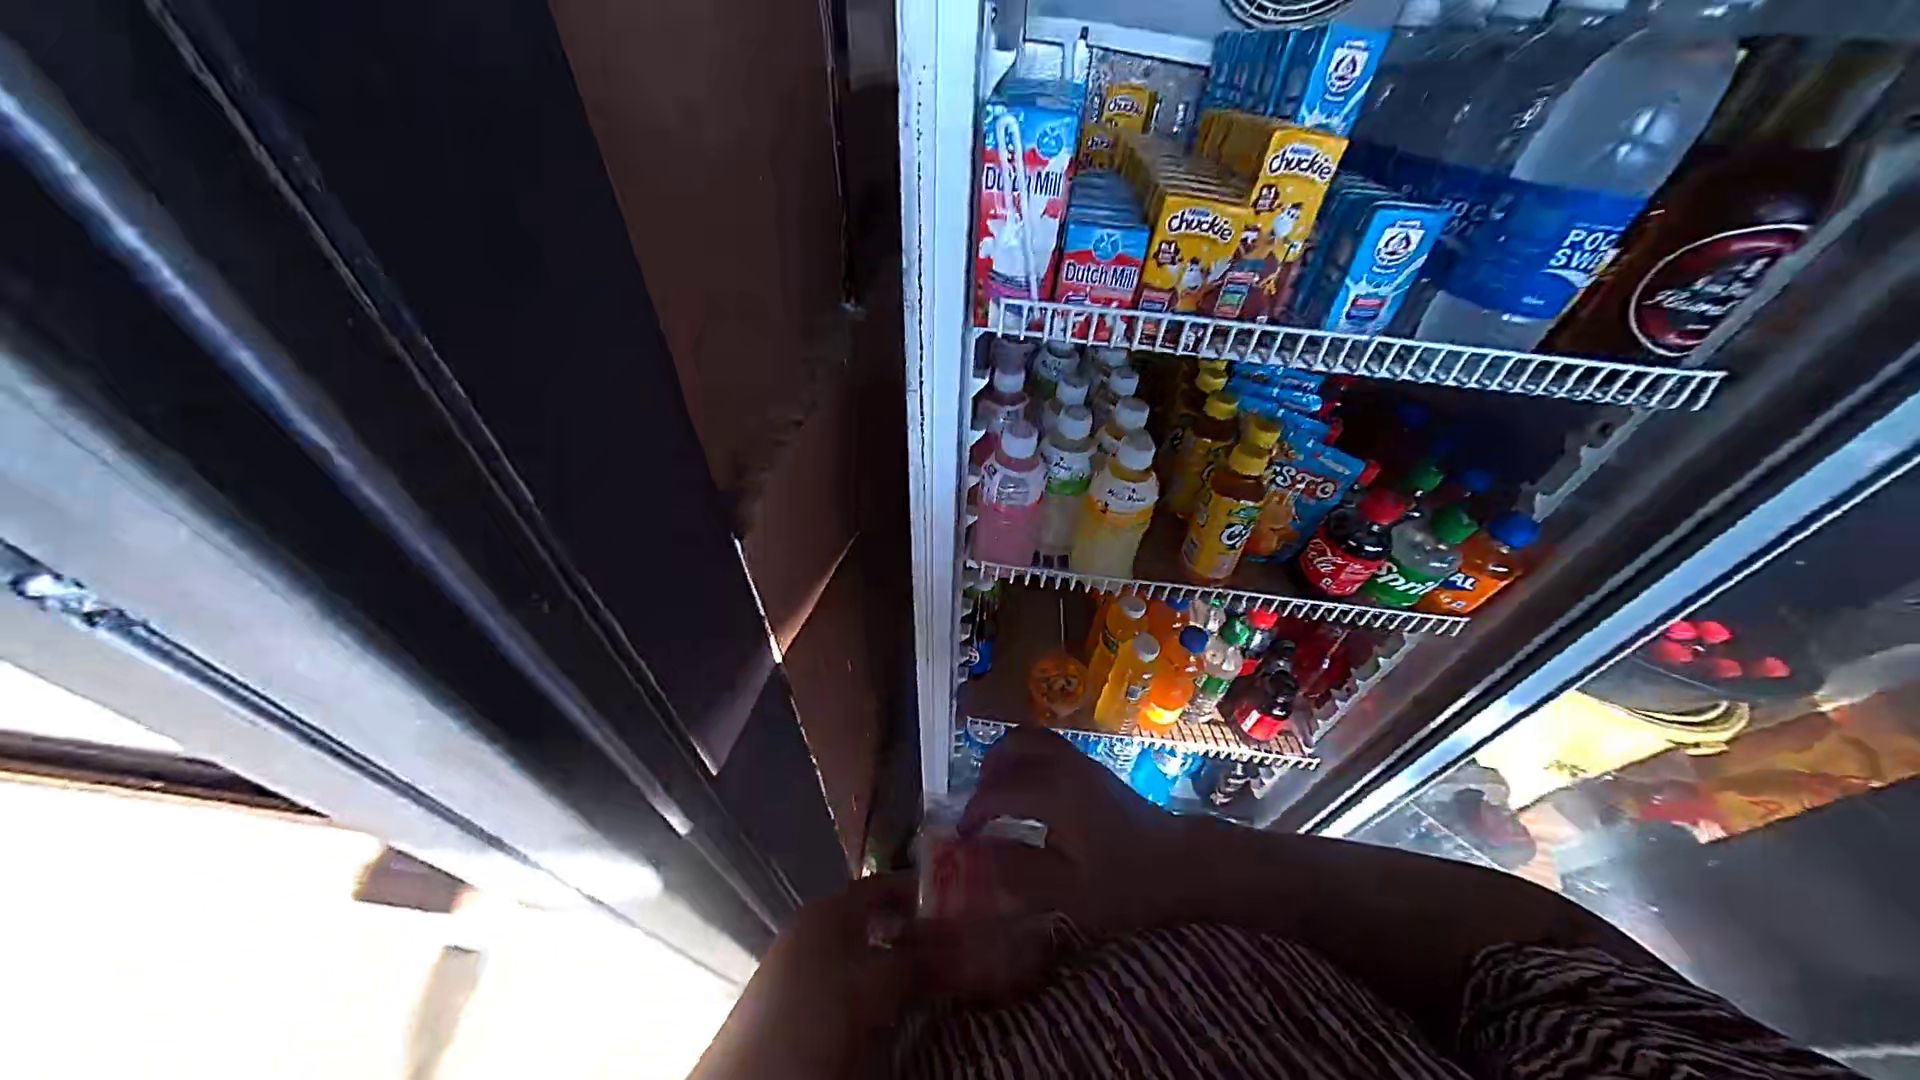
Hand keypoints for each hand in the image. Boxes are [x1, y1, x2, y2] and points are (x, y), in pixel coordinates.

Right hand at [957, 726, 1195, 936]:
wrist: (1182, 862)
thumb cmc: (1128, 881)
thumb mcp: (1070, 891)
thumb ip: (1018, 870)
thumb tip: (979, 855)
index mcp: (1054, 793)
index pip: (997, 791)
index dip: (974, 812)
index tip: (963, 837)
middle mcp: (1064, 765)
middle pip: (1011, 747)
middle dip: (987, 773)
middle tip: (979, 807)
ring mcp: (1080, 760)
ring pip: (1030, 739)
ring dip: (1006, 759)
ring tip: (997, 793)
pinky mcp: (1091, 765)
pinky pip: (1047, 745)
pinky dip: (1026, 757)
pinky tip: (1028, 789)